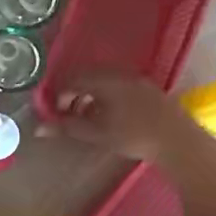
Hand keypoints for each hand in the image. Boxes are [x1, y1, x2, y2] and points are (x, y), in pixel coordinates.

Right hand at [47, 75, 206, 162]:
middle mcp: (121, 75)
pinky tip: (111, 117)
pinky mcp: (150, 90)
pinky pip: (121, 87)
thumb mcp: (96, 134)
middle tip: (69, 114)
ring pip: (106, 82)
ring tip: (89, 118)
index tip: (55, 111)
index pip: (74, 78)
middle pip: (90, 78)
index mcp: (105, 81)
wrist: (177, 140)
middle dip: (75, 94)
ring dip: (92, 97)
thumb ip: (67, 128)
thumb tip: (39, 128)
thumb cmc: (133, 136)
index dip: (60, 93)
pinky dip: (109, 98)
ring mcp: (138, 81)